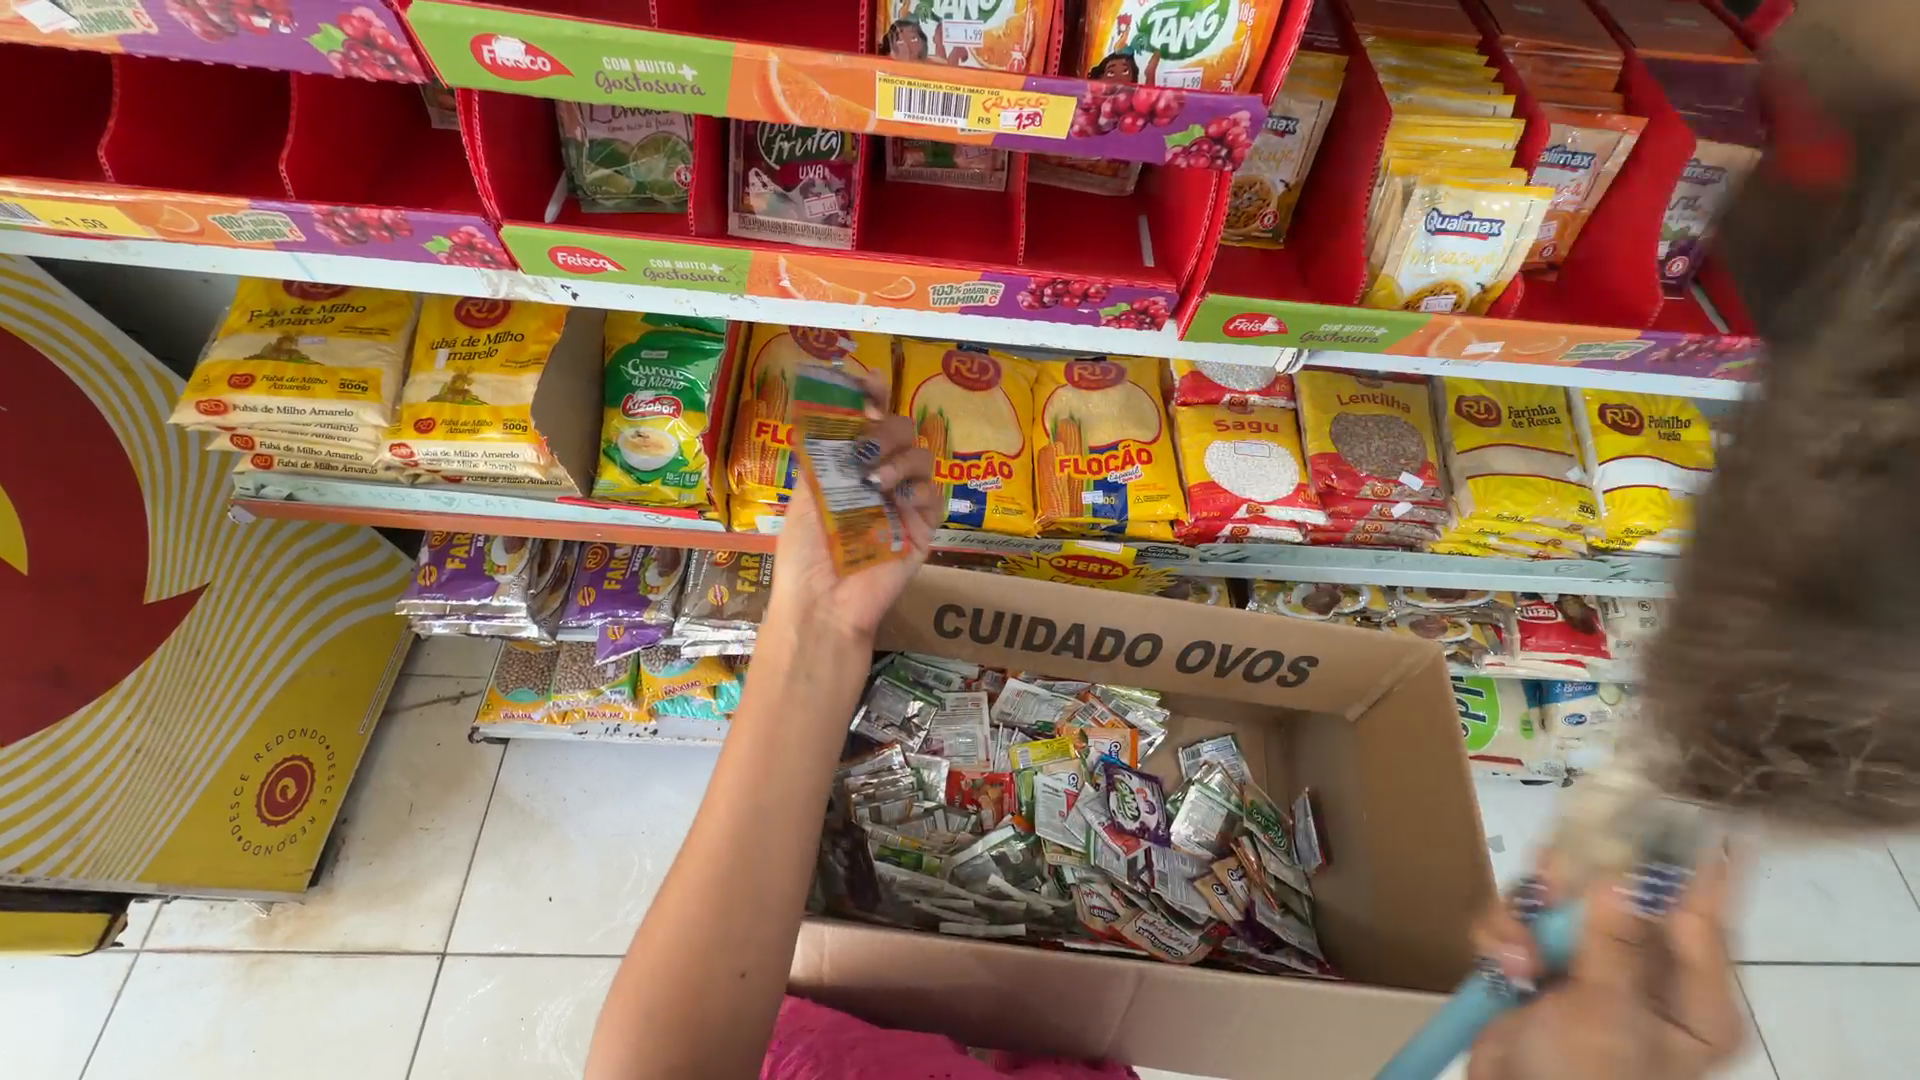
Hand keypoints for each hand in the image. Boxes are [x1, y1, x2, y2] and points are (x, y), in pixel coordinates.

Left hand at [766, 380, 937, 645]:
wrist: (823, 602)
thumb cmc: (805, 552)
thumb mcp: (805, 494)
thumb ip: (823, 453)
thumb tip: (834, 406)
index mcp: (847, 465)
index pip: (867, 418)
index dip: (872, 394)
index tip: (871, 384)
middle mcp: (877, 476)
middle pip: (901, 430)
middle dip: (886, 430)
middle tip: (866, 451)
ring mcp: (903, 501)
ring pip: (922, 456)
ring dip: (900, 459)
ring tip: (875, 482)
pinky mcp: (923, 527)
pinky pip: (933, 494)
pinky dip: (917, 489)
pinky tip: (897, 500)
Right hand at [1468, 851, 1741, 1079]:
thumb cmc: (1581, 1075)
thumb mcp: (1606, 1018)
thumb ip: (1612, 947)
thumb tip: (1621, 878)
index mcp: (1691, 998)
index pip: (1700, 917)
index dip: (1689, 865)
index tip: (1678, 813)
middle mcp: (1641, 971)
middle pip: (1613, 892)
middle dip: (1570, 887)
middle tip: (1547, 882)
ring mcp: (1585, 964)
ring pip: (1554, 899)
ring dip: (1524, 919)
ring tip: (1513, 957)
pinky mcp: (1536, 960)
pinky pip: (1515, 918)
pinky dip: (1499, 936)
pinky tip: (1497, 966)